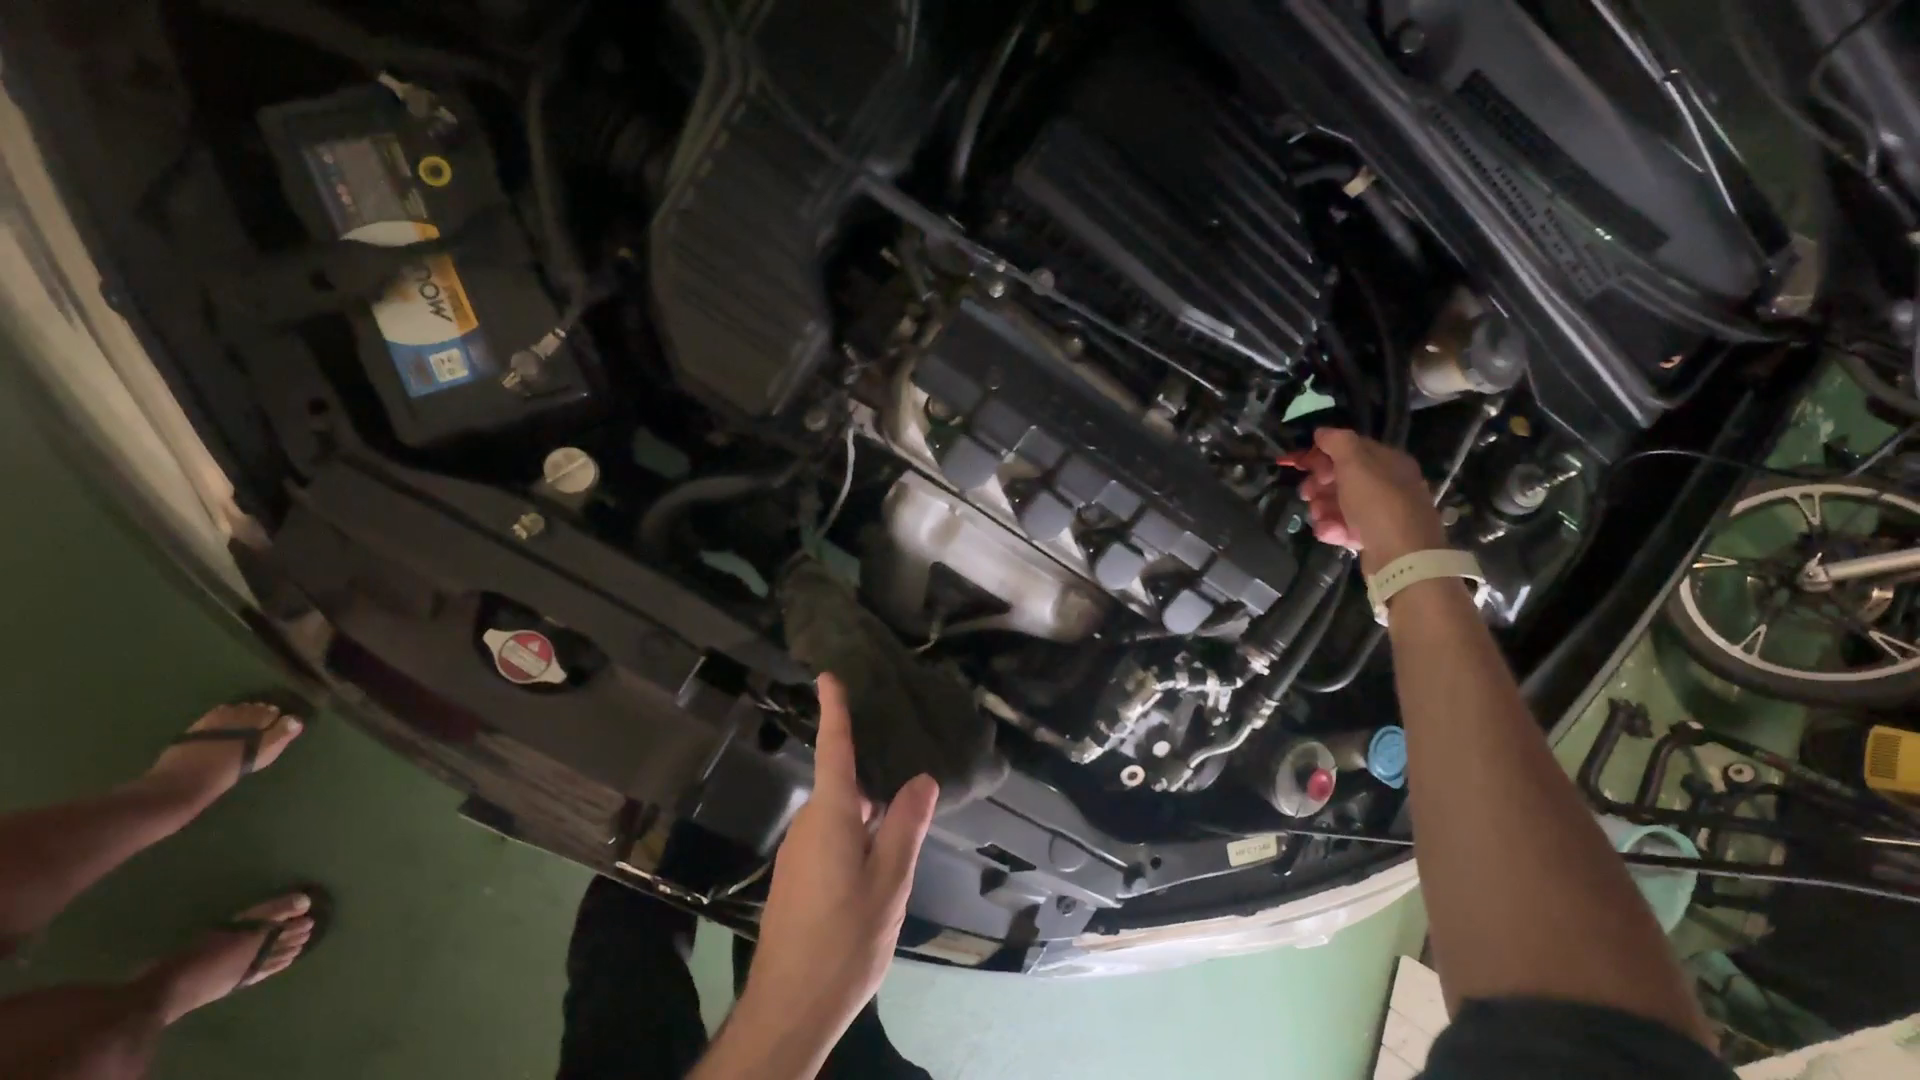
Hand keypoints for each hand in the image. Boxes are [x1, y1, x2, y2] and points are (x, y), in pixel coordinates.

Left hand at [716, 674, 938, 1076]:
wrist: (790, 1004)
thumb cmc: (846, 938)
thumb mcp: (890, 881)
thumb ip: (905, 826)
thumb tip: (921, 779)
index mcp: (830, 817)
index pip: (833, 750)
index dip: (834, 711)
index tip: (829, 675)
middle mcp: (807, 825)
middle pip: (842, 784)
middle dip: (871, 774)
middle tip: (910, 765)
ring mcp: (797, 852)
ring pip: (838, 815)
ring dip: (867, 812)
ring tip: (907, 817)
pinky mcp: (796, 876)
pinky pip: (830, 838)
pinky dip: (855, 834)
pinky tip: (879, 860)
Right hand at [1284, 428, 1448, 573]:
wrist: (1403, 555)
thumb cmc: (1378, 502)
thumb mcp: (1355, 463)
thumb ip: (1337, 442)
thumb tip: (1322, 432)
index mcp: (1387, 460)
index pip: (1347, 448)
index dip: (1318, 453)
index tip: (1293, 463)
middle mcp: (1386, 483)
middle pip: (1341, 477)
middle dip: (1318, 484)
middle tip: (1307, 493)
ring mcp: (1380, 511)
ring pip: (1339, 503)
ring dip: (1322, 508)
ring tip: (1320, 518)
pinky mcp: (1373, 536)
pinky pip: (1345, 526)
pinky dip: (1334, 528)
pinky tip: (1329, 533)